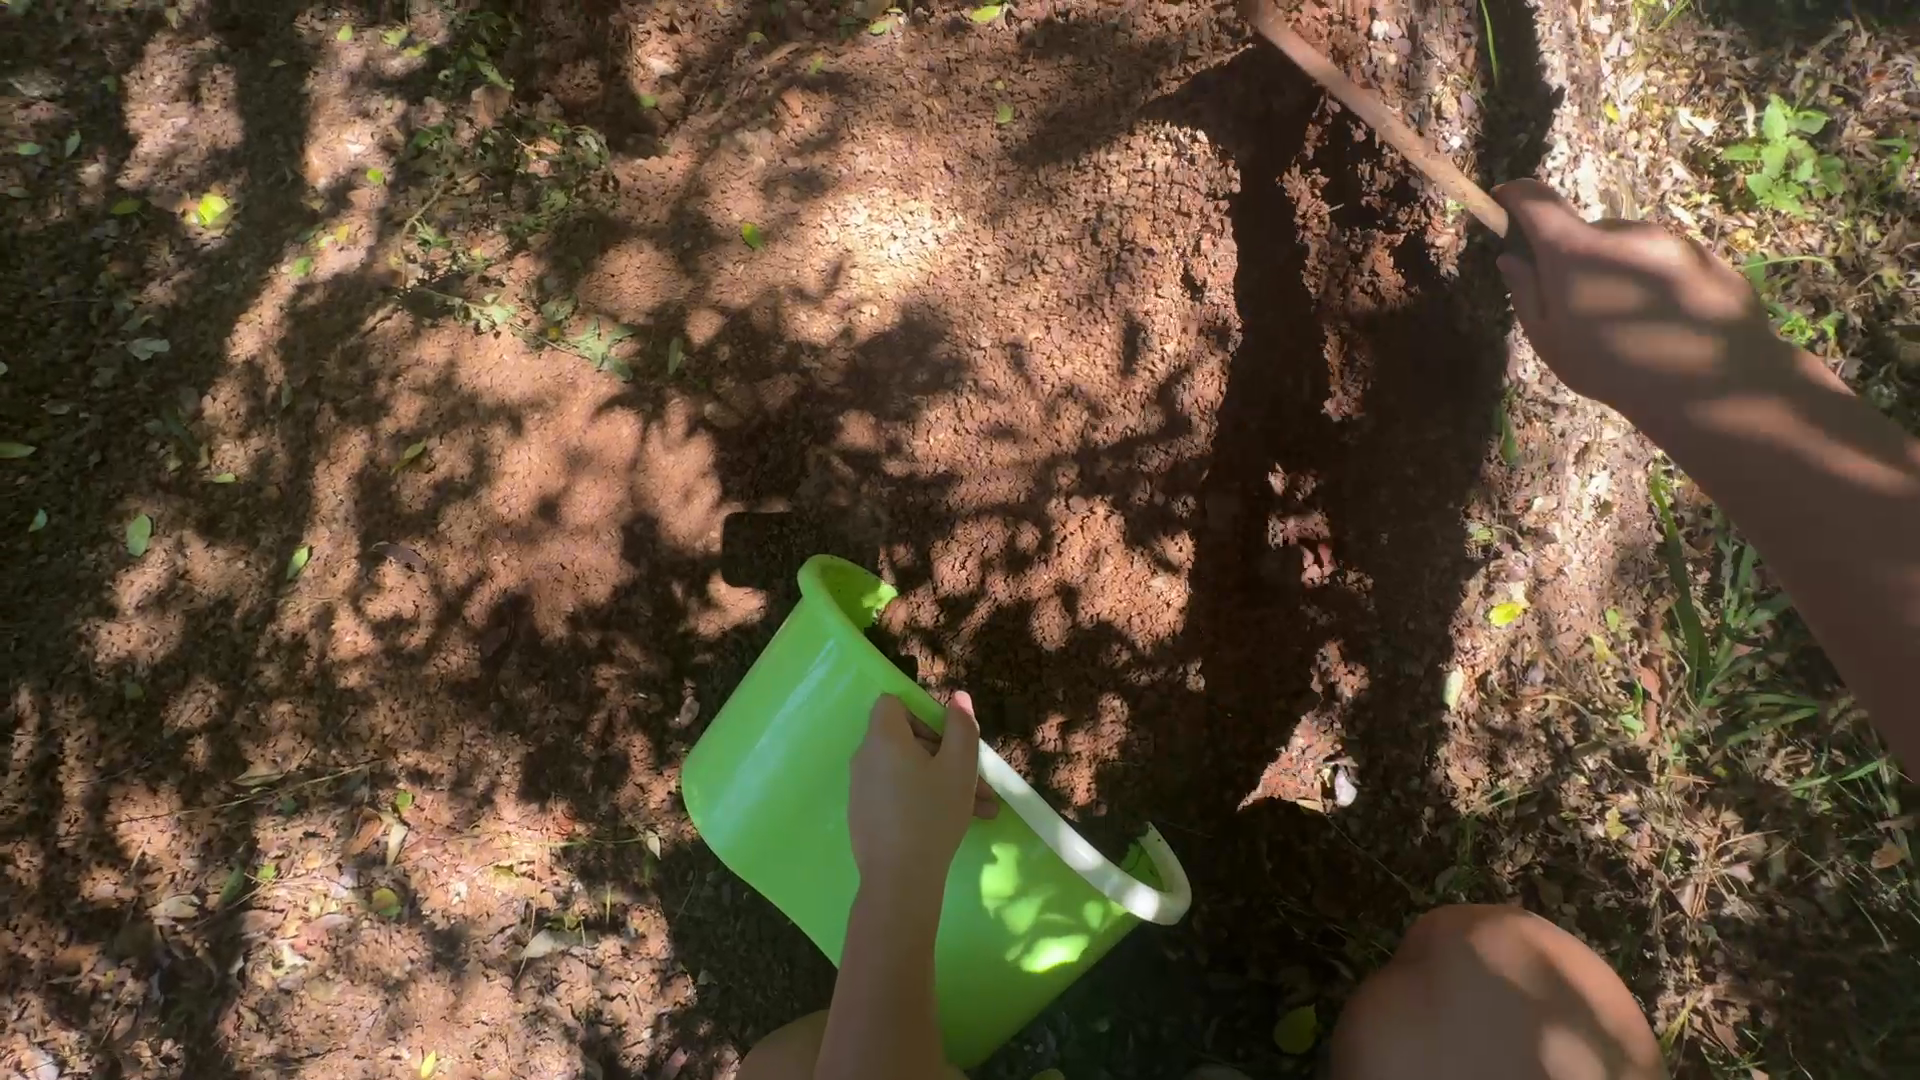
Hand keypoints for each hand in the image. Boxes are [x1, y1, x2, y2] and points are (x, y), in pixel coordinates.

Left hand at [848, 692, 995, 896]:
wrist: (899, 881)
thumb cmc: (932, 814)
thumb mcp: (958, 767)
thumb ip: (961, 727)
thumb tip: (957, 697)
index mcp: (883, 738)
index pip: (893, 703)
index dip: (922, 712)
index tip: (948, 738)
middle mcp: (866, 757)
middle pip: (906, 739)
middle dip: (946, 754)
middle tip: (977, 779)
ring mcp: (862, 788)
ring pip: (908, 771)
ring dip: (943, 781)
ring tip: (982, 809)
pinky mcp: (865, 815)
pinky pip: (898, 793)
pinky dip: (924, 799)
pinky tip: (958, 823)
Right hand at [1494, 179, 1794, 416]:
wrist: (1709, 379)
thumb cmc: (1608, 365)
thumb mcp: (1547, 338)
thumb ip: (1526, 292)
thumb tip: (1511, 259)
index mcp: (1575, 252)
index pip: (1537, 203)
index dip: (1515, 197)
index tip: (1502, 200)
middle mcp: (1622, 233)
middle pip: (1582, 231)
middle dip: (1568, 255)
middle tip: (1568, 301)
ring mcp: (1667, 240)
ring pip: (1621, 244)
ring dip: (1608, 267)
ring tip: (1615, 317)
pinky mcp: (1701, 253)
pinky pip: (1655, 257)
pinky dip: (1641, 276)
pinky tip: (1650, 317)